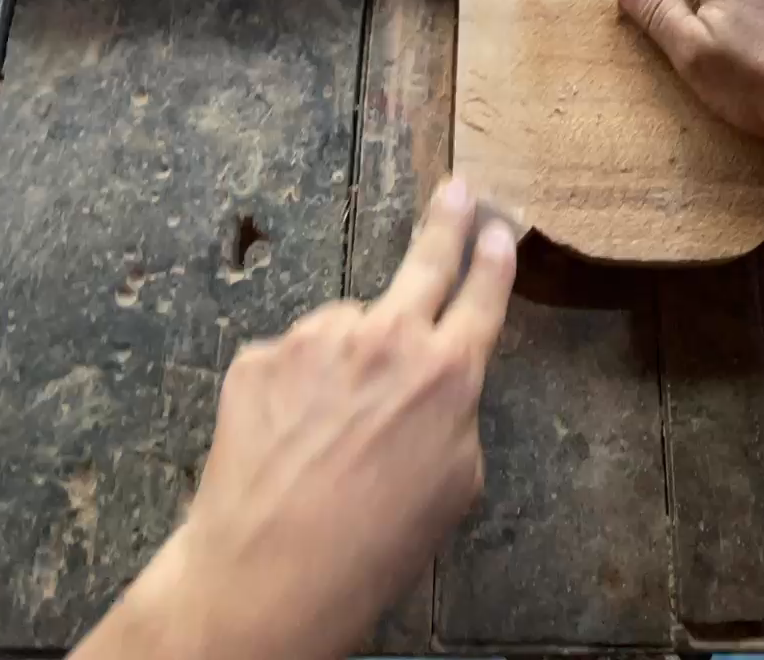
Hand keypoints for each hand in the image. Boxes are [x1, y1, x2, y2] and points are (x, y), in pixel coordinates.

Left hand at [89, 177, 515, 659]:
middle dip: (448, 220)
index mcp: (448, 372)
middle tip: (456, 188)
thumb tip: (440, 381)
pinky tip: (286, 432)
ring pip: (349, 326)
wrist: (266, 576)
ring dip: (349, 356)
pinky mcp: (265, 352)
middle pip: (427, 261)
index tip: (498, 228)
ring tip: (326, 426)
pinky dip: (298, 383)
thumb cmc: (379, 543)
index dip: (495, 259)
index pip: (483, 297)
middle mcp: (389, 338)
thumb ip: (454, 410)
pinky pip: (295, 356)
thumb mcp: (456, 482)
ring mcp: (321, 337)